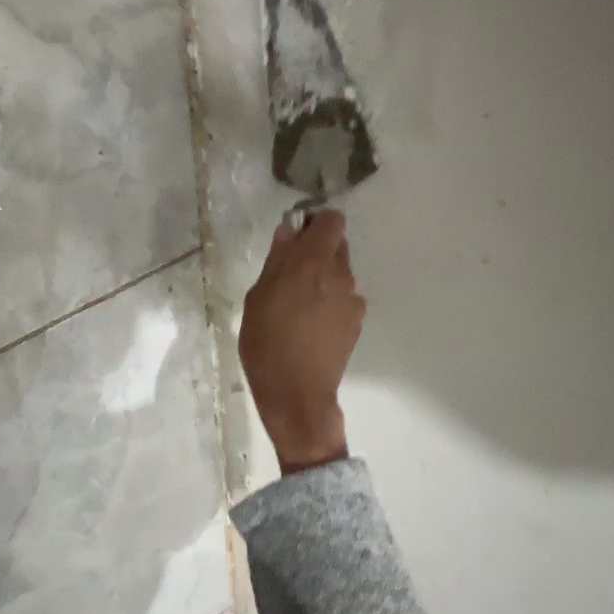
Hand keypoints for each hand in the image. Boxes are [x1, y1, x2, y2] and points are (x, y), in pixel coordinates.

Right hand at [238, 210, 366, 472]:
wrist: (296, 393)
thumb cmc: (265, 341)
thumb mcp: (257, 297)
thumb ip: (276, 260)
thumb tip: (288, 232)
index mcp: (312, 263)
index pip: (331, 221)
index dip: (315, 222)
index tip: (294, 236)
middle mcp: (340, 276)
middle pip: (336, 246)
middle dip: (315, 251)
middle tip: (287, 272)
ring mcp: (352, 300)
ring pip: (338, 274)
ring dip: (321, 278)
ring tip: (294, 305)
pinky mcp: (356, 323)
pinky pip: (342, 299)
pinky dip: (327, 302)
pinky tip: (307, 325)